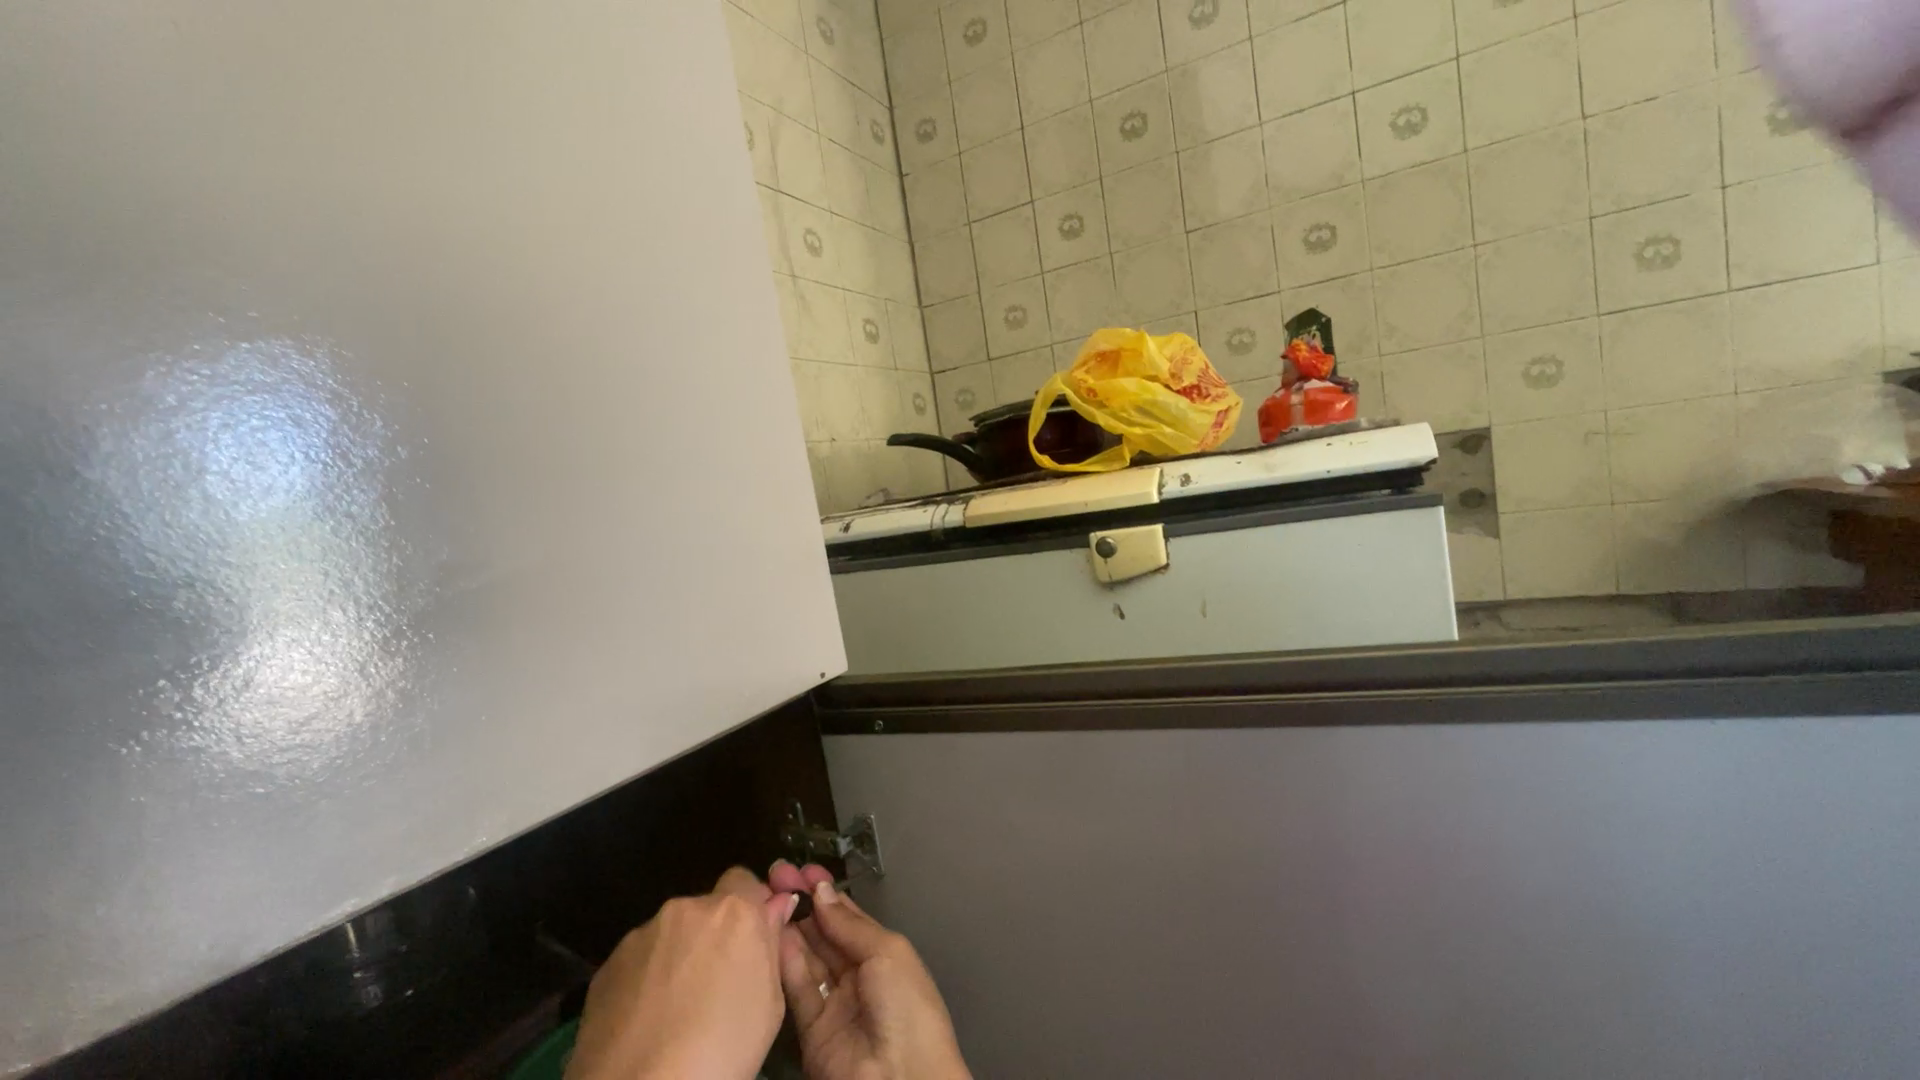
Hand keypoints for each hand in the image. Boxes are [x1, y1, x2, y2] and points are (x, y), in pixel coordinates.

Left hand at [565, 867, 797, 1079]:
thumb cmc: (723, 1051)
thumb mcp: (770, 1004)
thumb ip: (771, 944)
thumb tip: (775, 907)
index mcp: (734, 912)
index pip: (746, 881)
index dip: (751, 908)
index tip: (753, 942)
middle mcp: (686, 909)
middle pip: (707, 908)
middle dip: (715, 935)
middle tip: (717, 984)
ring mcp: (643, 934)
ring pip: (672, 934)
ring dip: (680, 956)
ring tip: (677, 1009)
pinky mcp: (609, 963)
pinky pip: (641, 959)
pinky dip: (648, 978)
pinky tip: (648, 1021)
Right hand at [769, 861, 970, 1079]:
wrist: (902, 1079)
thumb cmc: (907, 1007)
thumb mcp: (887, 954)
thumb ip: (850, 924)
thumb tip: (821, 891)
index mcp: (885, 955)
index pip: (850, 918)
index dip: (827, 894)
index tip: (802, 870)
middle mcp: (858, 975)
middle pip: (826, 935)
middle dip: (804, 906)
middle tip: (777, 878)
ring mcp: (835, 1003)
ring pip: (808, 959)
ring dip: (790, 929)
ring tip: (769, 899)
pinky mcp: (811, 1030)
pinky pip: (797, 990)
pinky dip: (785, 962)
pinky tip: (772, 935)